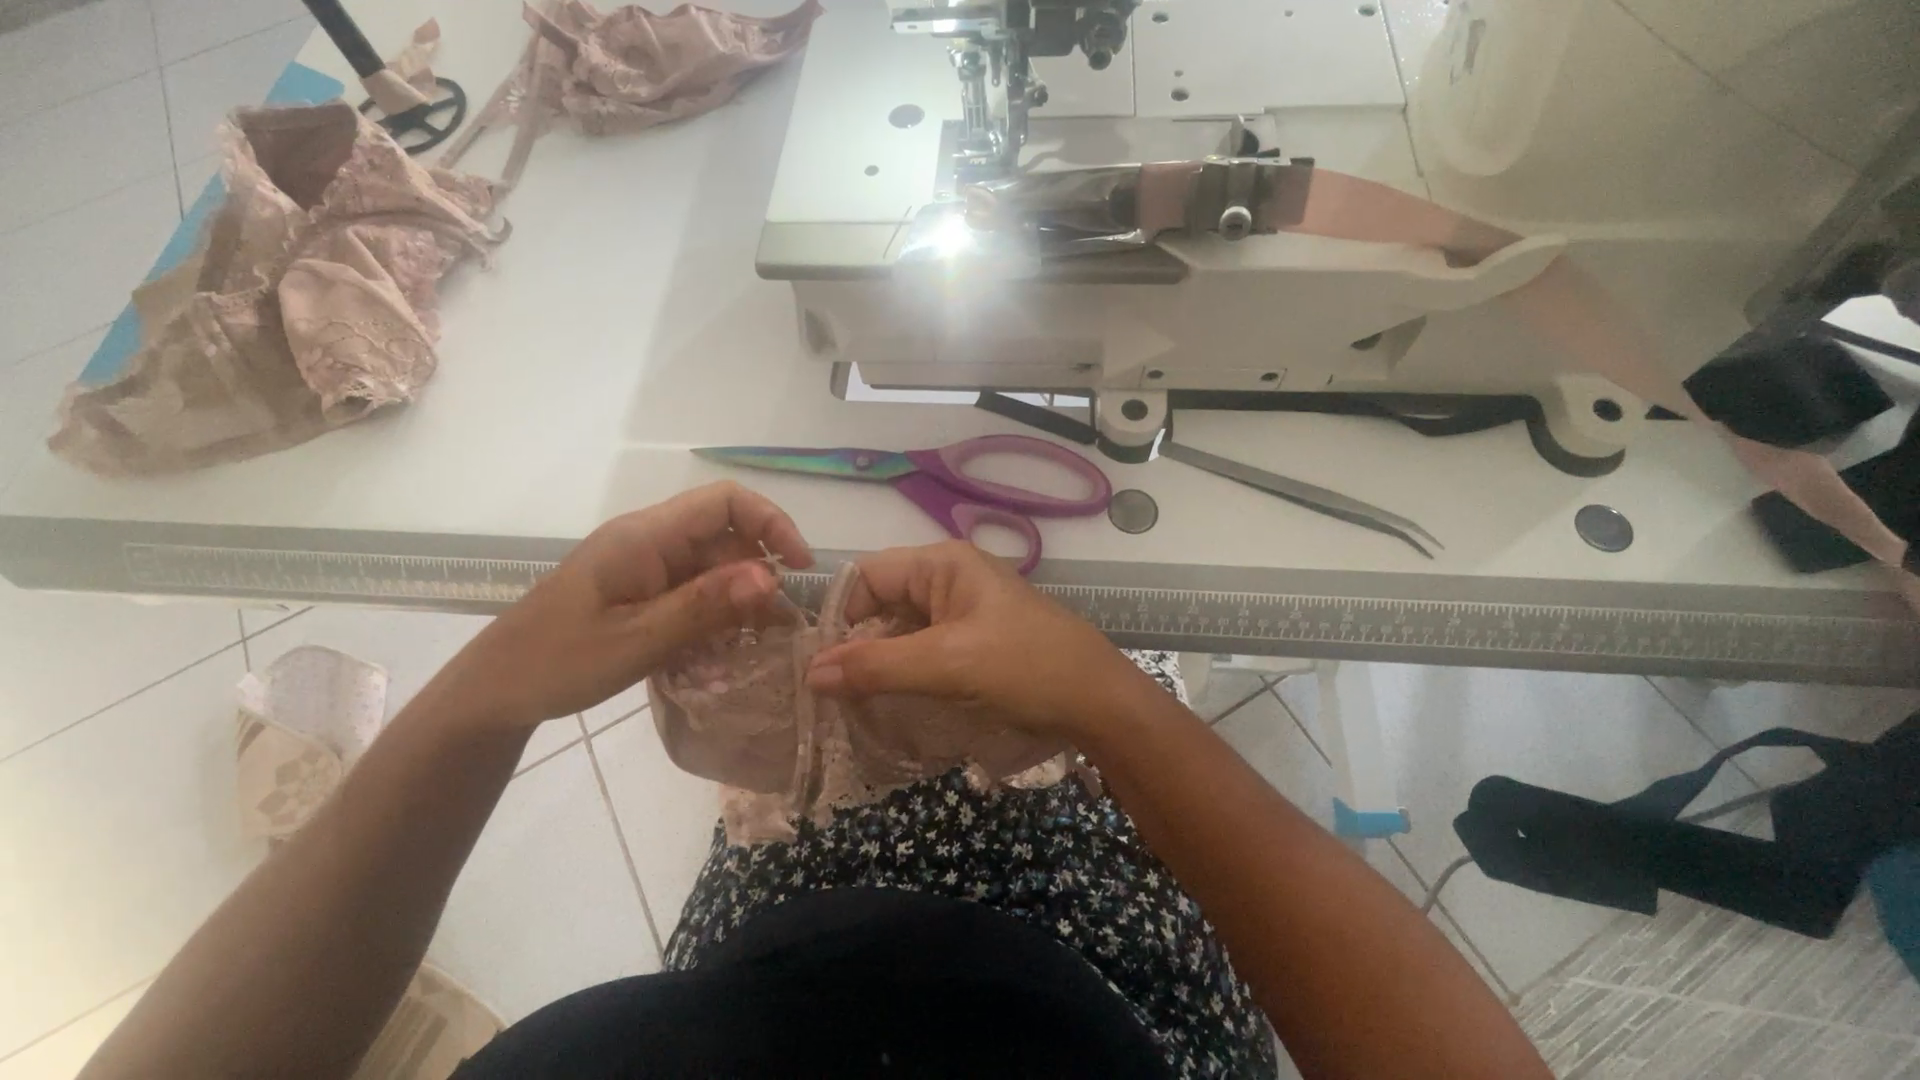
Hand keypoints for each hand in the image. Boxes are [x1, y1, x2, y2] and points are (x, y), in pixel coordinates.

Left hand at [430, 482, 812, 729]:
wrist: (493, 692)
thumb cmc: (556, 661)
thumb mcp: (637, 640)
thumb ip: (704, 607)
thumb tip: (772, 578)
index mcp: (644, 537)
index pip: (724, 501)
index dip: (771, 523)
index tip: (799, 568)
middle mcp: (649, 542)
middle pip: (726, 537)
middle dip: (761, 574)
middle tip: (780, 627)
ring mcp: (645, 568)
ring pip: (714, 568)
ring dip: (741, 602)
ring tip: (758, 647)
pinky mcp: (641, 594)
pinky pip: (694, 593)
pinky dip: (717, 618)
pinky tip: (725, 654)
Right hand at [804, 540, 1142, 735]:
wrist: (1099, 702)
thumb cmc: (1025, 668)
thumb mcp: (946, 665)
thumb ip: (877, 667)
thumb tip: (810, 673)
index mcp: (942, 564)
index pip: (866, 575)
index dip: (837, 616)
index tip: (816, 665)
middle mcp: (950, 579)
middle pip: (881, 604)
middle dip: (854, 645)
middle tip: (829, 693)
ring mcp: (964, 612)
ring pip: (901, 632)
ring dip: (878, 665)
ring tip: (853, 705)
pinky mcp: (974, 644)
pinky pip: (924, 652)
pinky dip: (904, 676)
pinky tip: (891, 705)